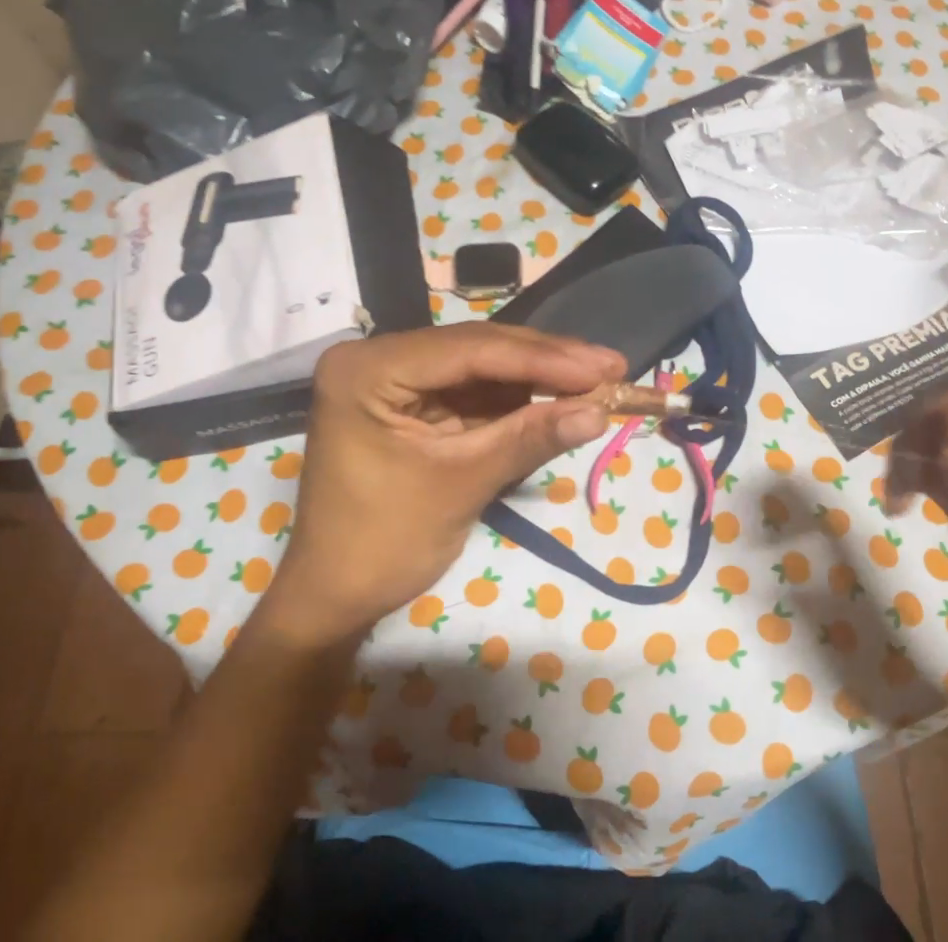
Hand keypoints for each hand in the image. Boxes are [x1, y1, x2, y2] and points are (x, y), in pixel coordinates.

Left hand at [265, 323, 625, 642]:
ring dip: (536, 380)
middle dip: (545, 363)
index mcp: (368, 369)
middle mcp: (376, 361)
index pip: (469, 350)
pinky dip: (514, 402)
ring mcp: (393, 383)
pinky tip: (559, 399)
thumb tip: (599, 410)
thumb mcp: (460, 484)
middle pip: (476, 351)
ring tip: (598, 382)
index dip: (544, 358)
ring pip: (479, 370)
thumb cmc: (383, 542)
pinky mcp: (409, 408)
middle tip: (612, 368)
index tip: (606, 368)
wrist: (335, 597)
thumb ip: (527, 438)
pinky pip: (470, 395)